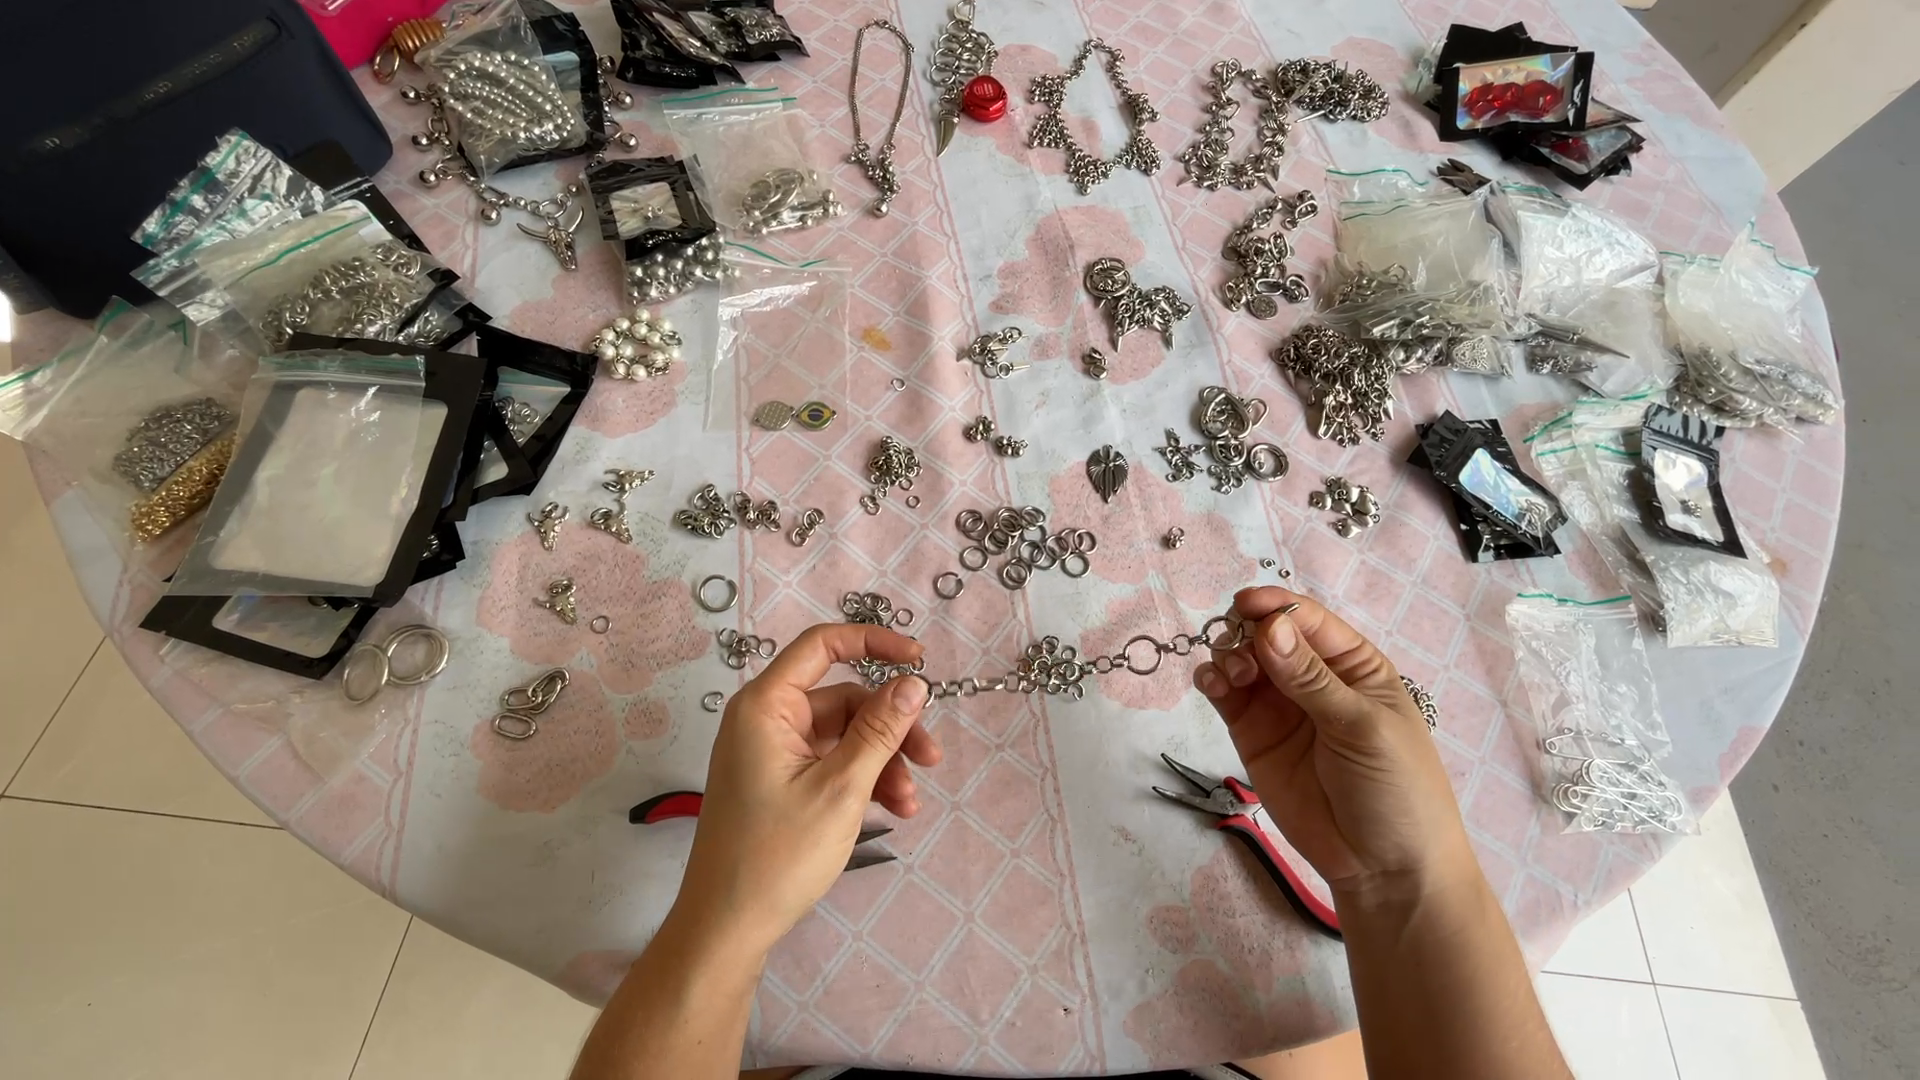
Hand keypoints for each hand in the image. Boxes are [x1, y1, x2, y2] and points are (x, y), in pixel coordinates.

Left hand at [674, 624, 942, 951]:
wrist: (728, 928)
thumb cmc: (778, 854)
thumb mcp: (841, 788)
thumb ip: (880, 730)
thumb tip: (914, 684)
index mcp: (767, 705)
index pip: (822, 645)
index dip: (873, 643)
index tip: (918, 660)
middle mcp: (768, 719)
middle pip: (844, 698)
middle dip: (890, 728)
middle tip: (931, 759)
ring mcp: (775, 751)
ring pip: (845, 734)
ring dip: (883, 761)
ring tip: (910, 802)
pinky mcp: (783, 780)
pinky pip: (833, 761)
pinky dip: (864, 779)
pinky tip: (893, 809)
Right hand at [1192, 588, 1473, 897]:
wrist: (1383, 867)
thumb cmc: (1395, 788)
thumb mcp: (1363, 728)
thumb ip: (1312, 679)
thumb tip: (1270, 627)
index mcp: (1352, 665)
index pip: (1308, 621)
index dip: (1276, 607)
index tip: (1244, 605)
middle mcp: (1310, 676)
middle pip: (1267, 635)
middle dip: (1246, 633)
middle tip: (1240, 654)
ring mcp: (1277, 705)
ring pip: (1241, 660)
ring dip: (1228, 655)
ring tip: (1233, 677)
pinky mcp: (1251, 733)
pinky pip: (1225, 695)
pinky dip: (1212, 681)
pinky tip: (1211, 684)